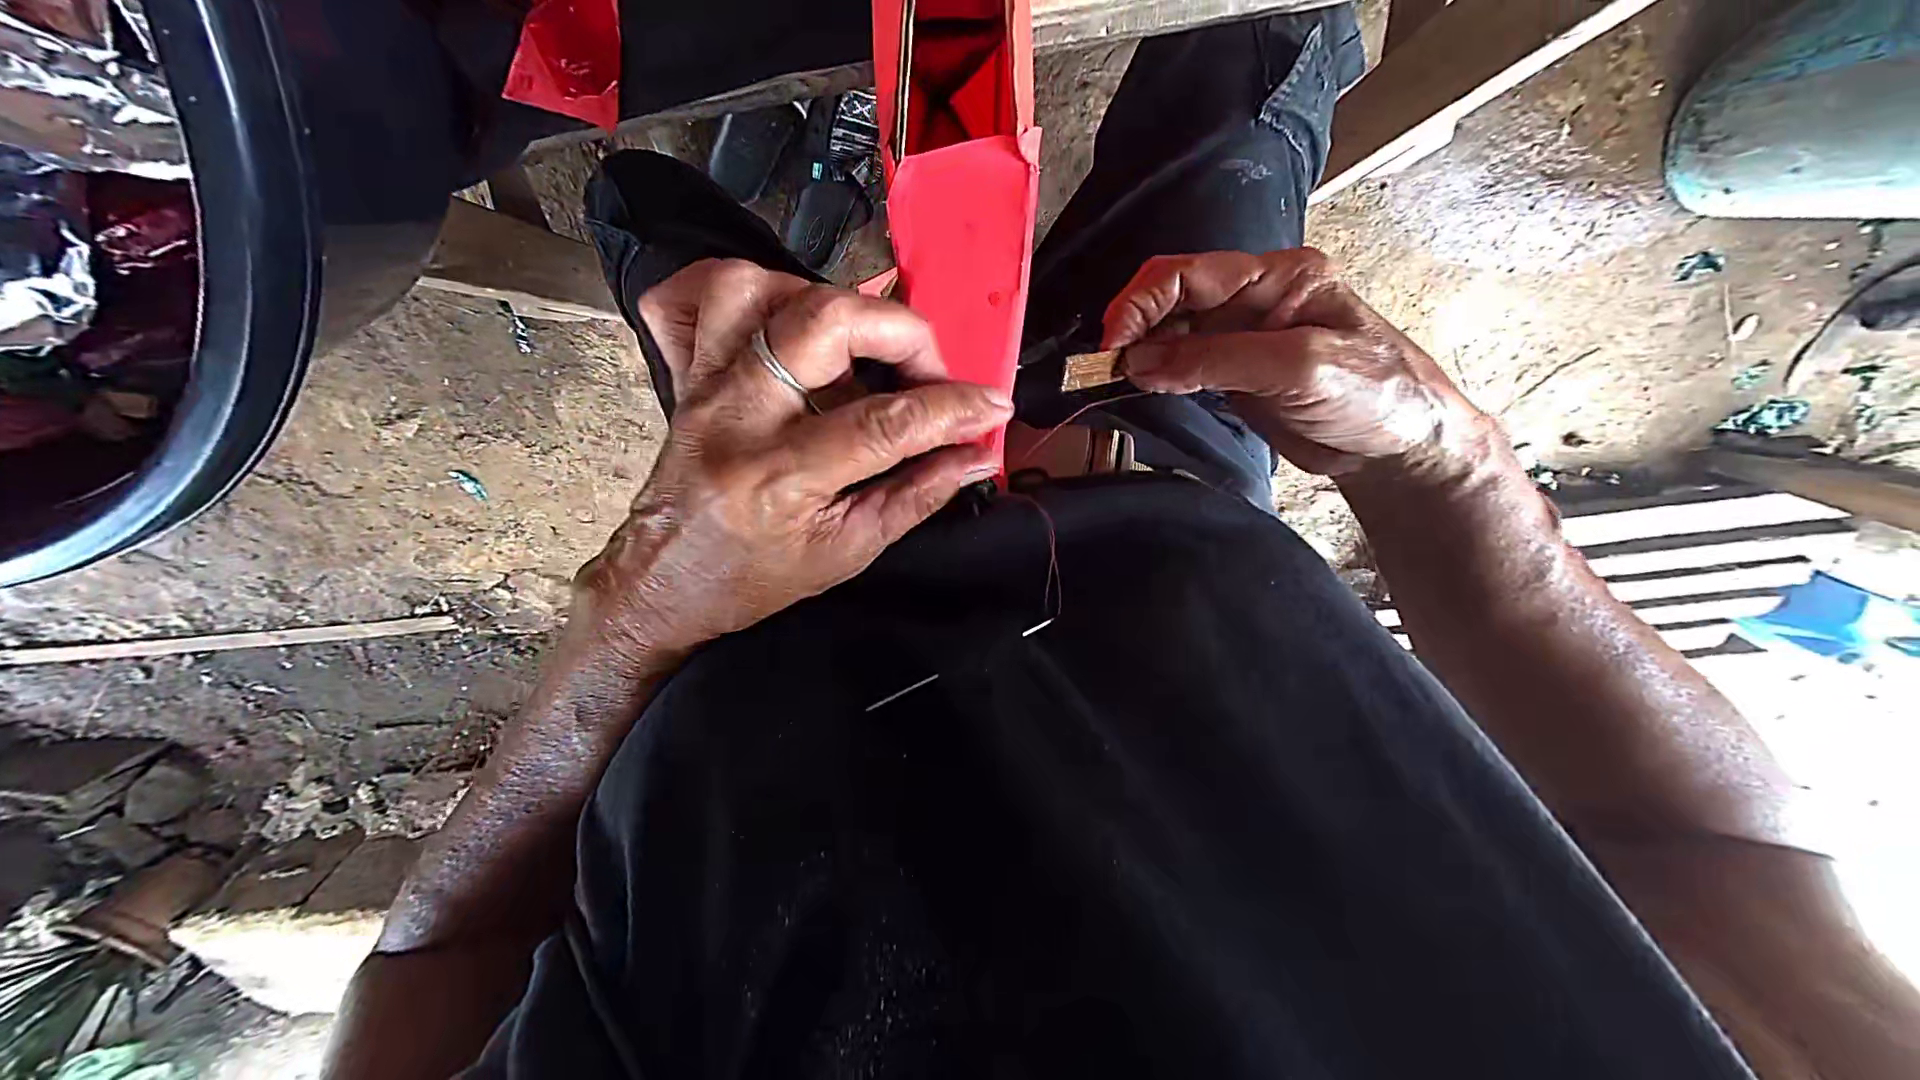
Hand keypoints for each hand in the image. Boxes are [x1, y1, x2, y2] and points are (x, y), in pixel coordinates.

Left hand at [565, 259, 1011, 675]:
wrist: (666, 582)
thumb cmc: (756, 578)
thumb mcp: (847, 552)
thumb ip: (916, 496)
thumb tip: (975, 455)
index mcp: (781, 478)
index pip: (884, 423)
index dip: (951, 407)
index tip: (993, 405)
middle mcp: (737, 416)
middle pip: (823, 323)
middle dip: (899, 332)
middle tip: (928, 369)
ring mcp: (704, 385)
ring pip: (756, 287)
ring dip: (826, 301)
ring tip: (860, 343)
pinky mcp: (685, 373)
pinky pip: (696, 295)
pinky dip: (750, 288)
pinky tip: (787, 318)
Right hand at [1103, 249, 1495, 483]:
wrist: (1396, 446)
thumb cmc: (1373, 394)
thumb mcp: (1298, 367)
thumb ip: (1216, 360)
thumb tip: (1140, 363)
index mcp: (1277, 277)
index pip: (1187, 274)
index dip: (1140, 303)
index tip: (1114, 345)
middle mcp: (1252, 300)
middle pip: (1171, 298)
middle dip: (1133, 327)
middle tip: (1108, 367)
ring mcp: (1239, 337)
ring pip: (1169, 331)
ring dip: (1140, 353)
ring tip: (1121, 379)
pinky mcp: (1231, 372)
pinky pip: (1179, 363)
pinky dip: (1155, 373)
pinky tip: (1145, 386)